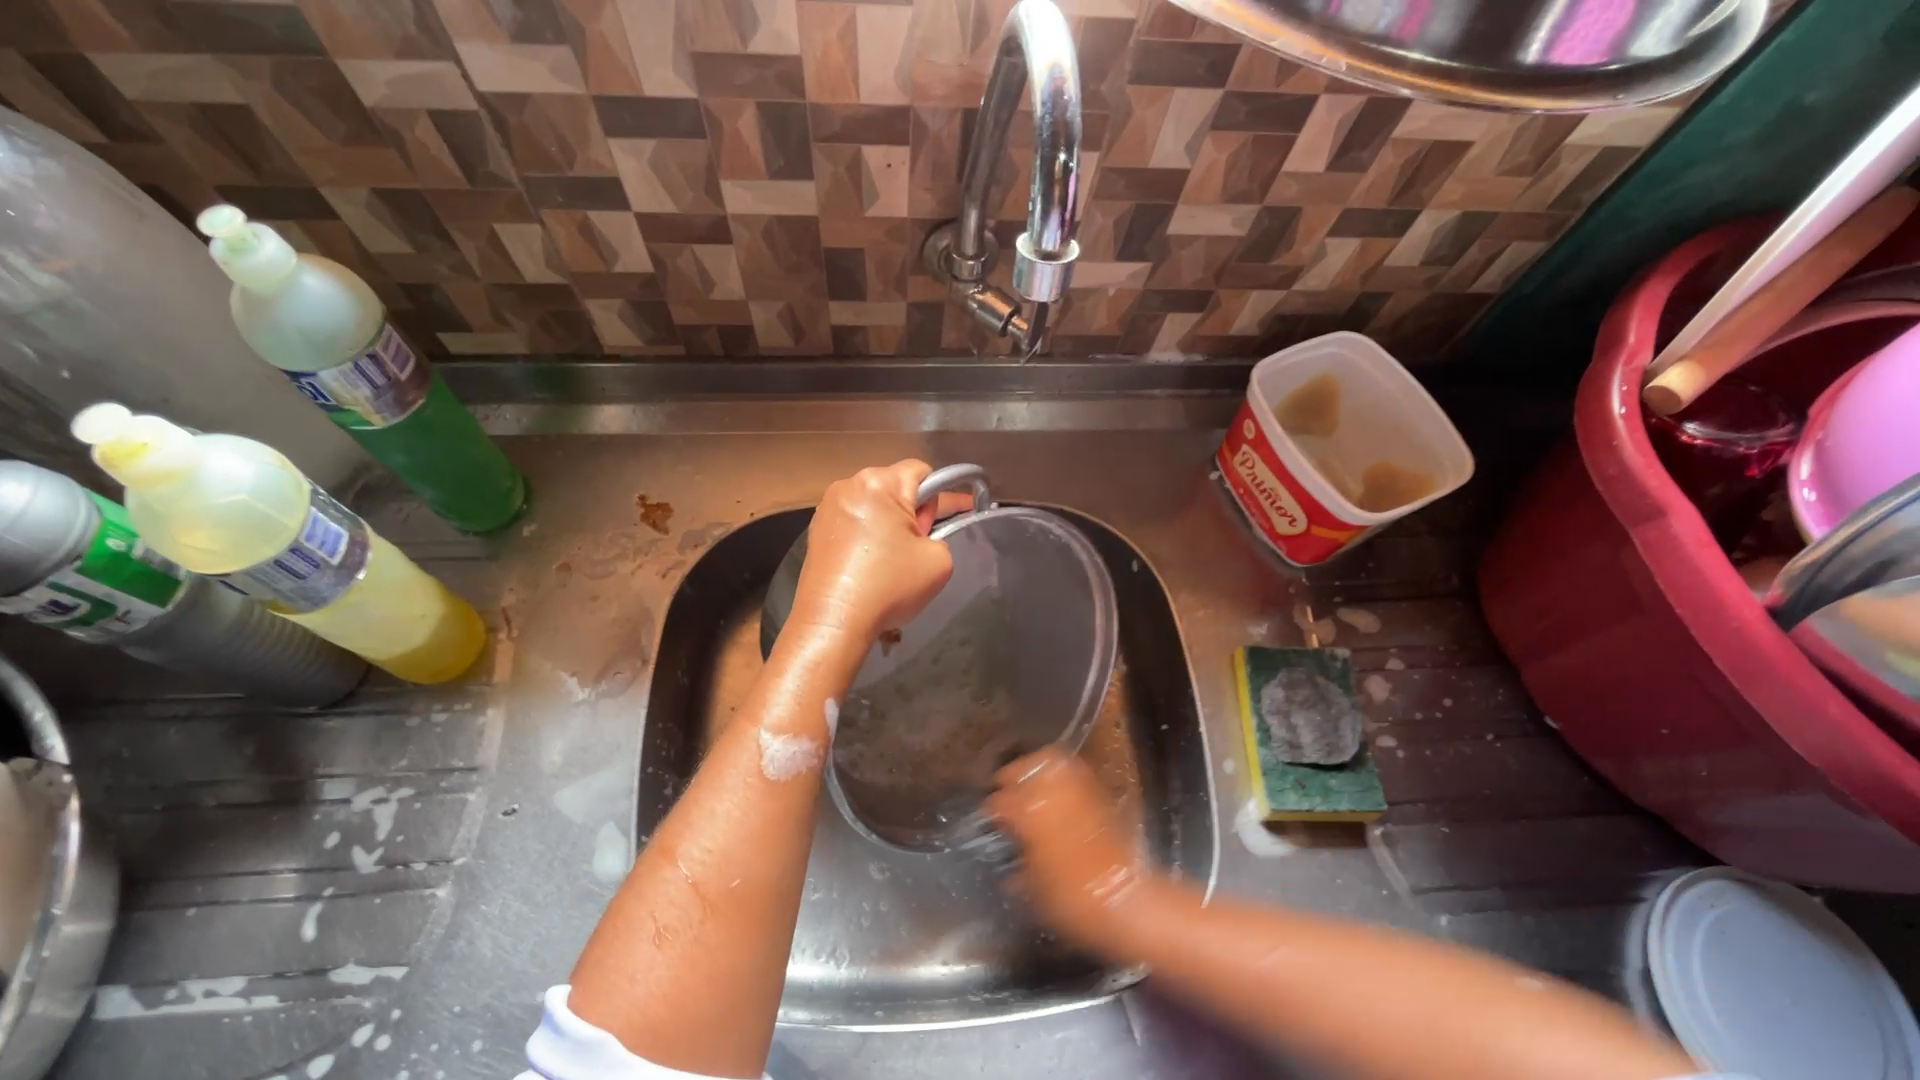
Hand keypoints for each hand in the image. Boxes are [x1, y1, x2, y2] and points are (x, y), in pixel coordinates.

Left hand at [787, 460, 963, 646]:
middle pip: (895, 487)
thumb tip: (921, 534)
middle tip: (921, 543)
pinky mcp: (816, 530)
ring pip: (873, 505)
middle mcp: (849, 485)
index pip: (923, 471)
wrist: (834, 620)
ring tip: (895, 558)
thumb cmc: (889, 585)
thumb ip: (942, 535)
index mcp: (880, 483)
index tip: (949, 520)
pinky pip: (853, 522)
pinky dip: (866, 536)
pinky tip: (871, 564)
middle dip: (913, 509)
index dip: (941, 495)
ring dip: (889, 523)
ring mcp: (828, 508)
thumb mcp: (939, 560)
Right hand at [985, 747, 1148, 945]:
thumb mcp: (1033, 890)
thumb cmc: (1072, 901)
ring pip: (1051, 762)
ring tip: (1031, 783)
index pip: (999, 801)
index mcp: (1029, 815)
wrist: (1125, 901)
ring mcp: (1078, 791)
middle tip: (1007, 792)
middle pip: (1024, 768)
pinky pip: (1076, 773)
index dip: (992, 811)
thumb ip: (1018, 865)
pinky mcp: (1100, 795)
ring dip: (1037, 770)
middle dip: (1012, 778)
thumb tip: (1013, 860)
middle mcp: (1052, 794)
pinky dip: (1063, 777)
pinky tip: (1058, 791)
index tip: (991, 821)